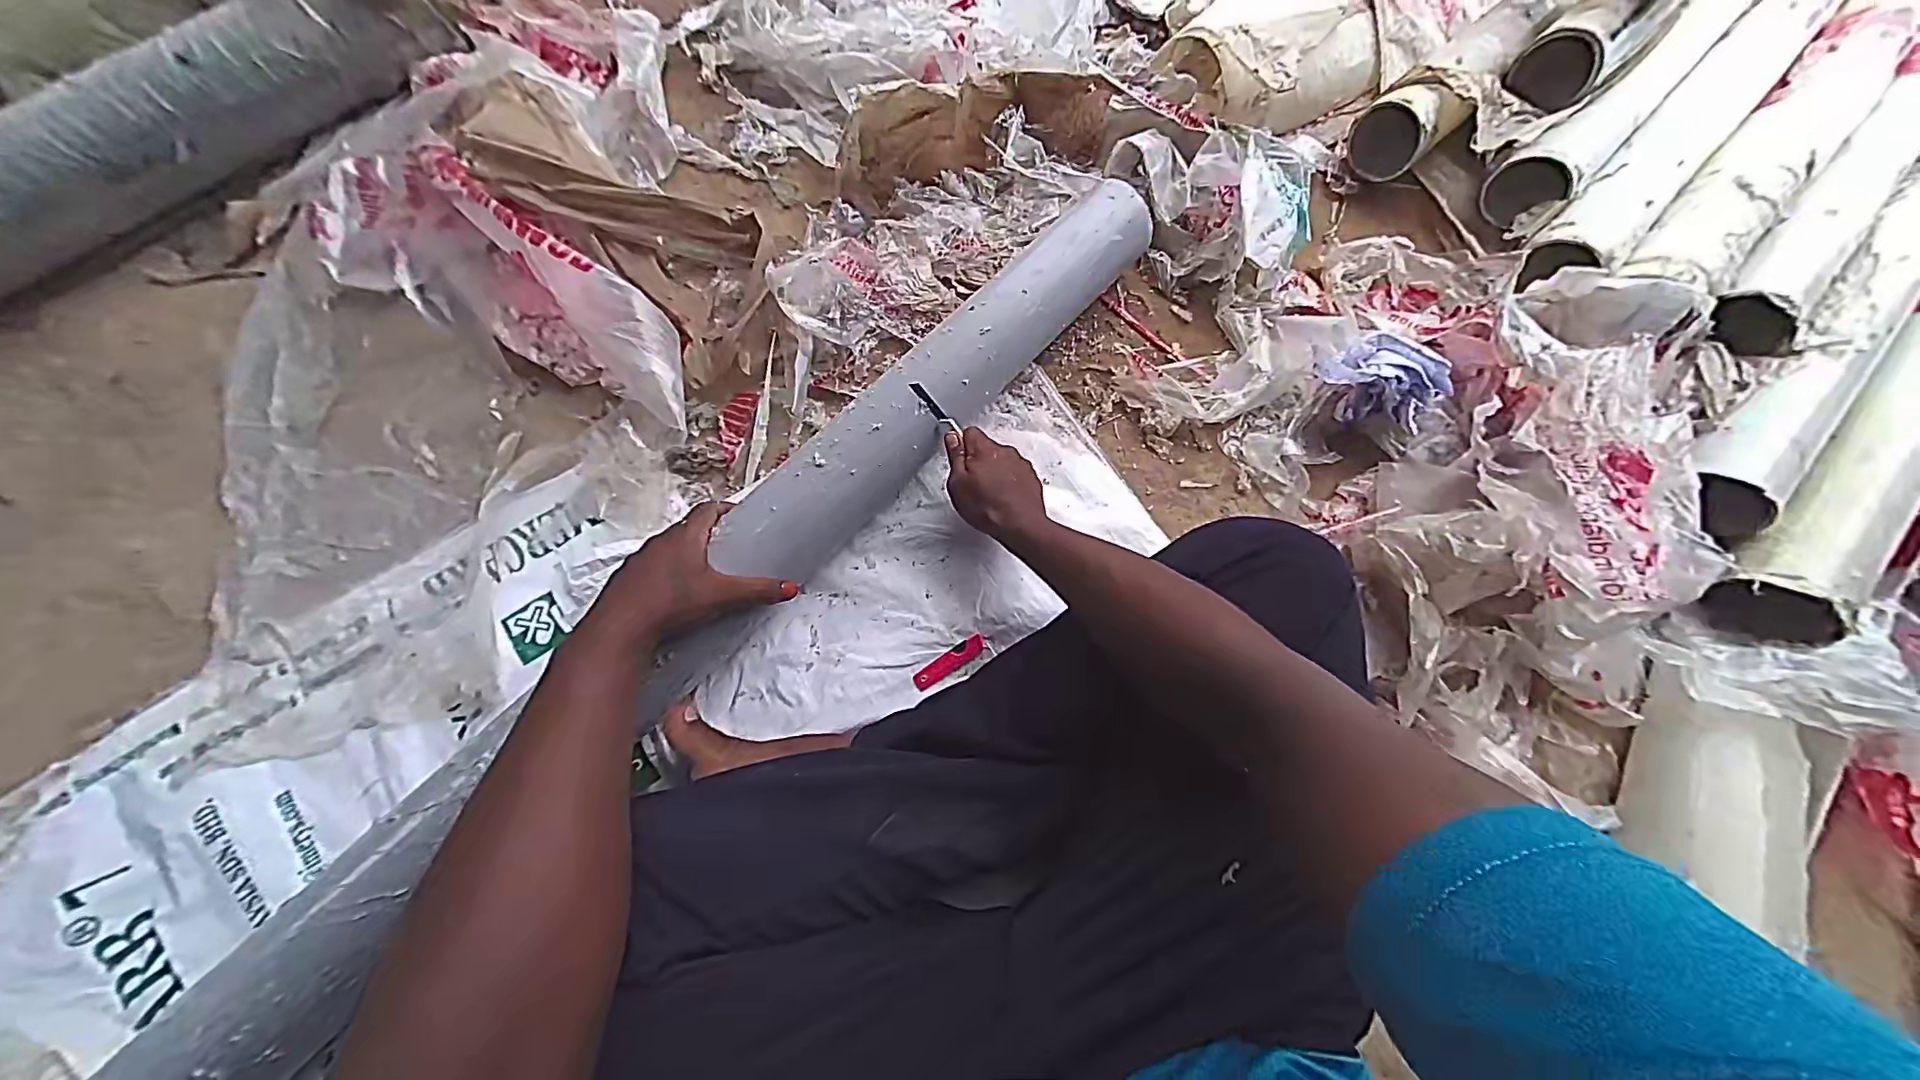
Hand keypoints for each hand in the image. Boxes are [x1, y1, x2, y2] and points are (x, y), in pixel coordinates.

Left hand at [579, 502, 797, 646]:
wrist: (621, 628)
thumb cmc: (665, 604)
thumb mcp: (723, 596)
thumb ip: (758, 590)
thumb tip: (785, 588)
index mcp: (684, 537)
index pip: (707, 510)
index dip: (725, 509)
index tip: (737, 515)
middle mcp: (660, 543)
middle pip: (689, 529)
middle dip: (708, 535)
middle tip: (726, 547)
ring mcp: (641, 561)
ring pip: (668, 549)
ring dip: (685, 555)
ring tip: (703, 574)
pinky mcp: (630, 580)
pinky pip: (653, 569)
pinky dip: (667, 575)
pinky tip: (677, 595)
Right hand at [945, 427, 1048, 541]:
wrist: (1020, 525)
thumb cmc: (989, 508)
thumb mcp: (958, 484)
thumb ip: (955, 456)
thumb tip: (952, 439)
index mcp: (984, 449)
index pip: (969, 432)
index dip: (961, 446)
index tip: (958, 459)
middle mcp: (1005, 451)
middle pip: (986, 447)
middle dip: (978, 461)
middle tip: (972, 483)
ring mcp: (1020, 464)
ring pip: (1002, 461)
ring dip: (995, 472)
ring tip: (988, 494)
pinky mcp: (1030, 477)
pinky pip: (1015, 473)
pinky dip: (1009, 482)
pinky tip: (1002, 498)